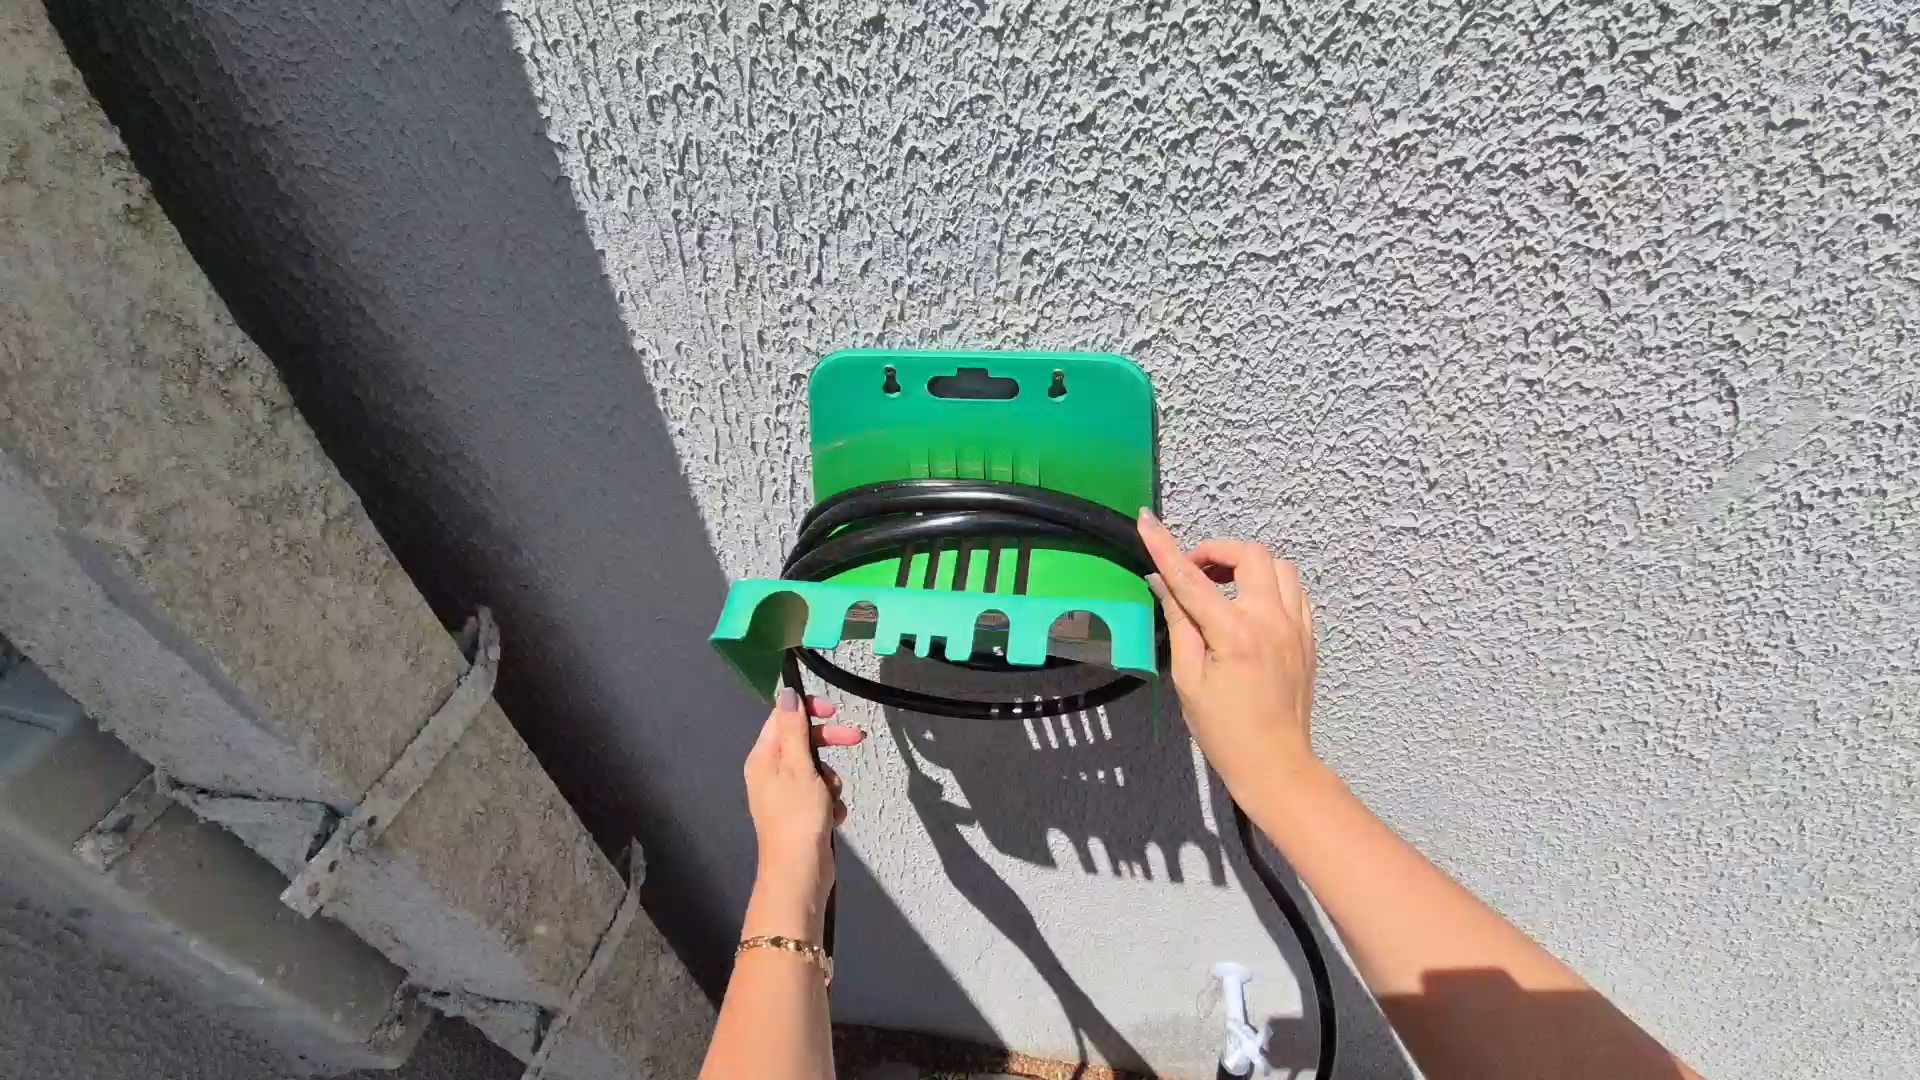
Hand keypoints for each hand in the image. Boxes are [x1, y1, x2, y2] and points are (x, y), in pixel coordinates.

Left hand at [743, 688, 863, 936]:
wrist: (800, 872)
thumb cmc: (798, 816)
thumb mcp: (799, 766)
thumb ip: (795, 729)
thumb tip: (786, 693)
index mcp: (763, 758)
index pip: (783, 718)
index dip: (809, 710)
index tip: (834, 711)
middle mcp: (770, 773)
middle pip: (803, 742)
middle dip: (829, 744)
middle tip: (856, 738)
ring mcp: (785, 794)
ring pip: (816, 769)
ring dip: (831, 780)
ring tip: (832, 798)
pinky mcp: (800, 813)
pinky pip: (820, 794)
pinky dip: (831, 801)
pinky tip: (834, 816)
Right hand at [1136, 508, 1318, 800]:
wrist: (1276, 765)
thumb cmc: (1223, 729)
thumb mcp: (1188, 679)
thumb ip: (1180, 623)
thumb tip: (1163, 582)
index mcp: (1236, 634)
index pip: (1192, 577)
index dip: (1164, 545)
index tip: (1146, 519)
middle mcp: (1272, 621)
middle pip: (1250, 554)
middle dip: (1215, 551)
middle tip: (1193, 573)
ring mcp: (1297, 627)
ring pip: (1279, 566)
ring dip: (1246, 565)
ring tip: (1222, 587)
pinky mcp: (1308, 637)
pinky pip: (1294, 590)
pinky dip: (1269, 584)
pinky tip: (1248, 606)